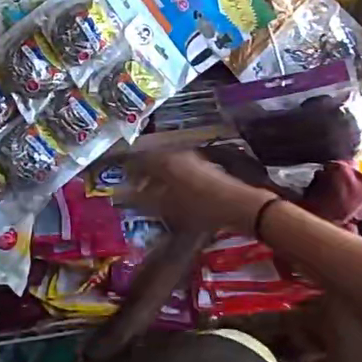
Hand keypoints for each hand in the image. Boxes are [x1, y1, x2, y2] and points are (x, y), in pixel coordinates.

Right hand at [122, 149, 275, 235]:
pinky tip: (174, 193)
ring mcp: (193, 159)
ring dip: (159, 176)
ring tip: (154, 191)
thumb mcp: (166, 206)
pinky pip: (181, 169)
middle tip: (137, 186)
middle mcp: (177, 155)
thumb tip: (122, 195)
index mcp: (164, 161)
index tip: (123, 179)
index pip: (138, 160)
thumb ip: (142, 199)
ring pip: (168, 165)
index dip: (129, 170)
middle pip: (154, 161)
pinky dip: (172, 178)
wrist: (239, 206)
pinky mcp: (205, 167)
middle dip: (144, 173)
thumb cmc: (200, 207)